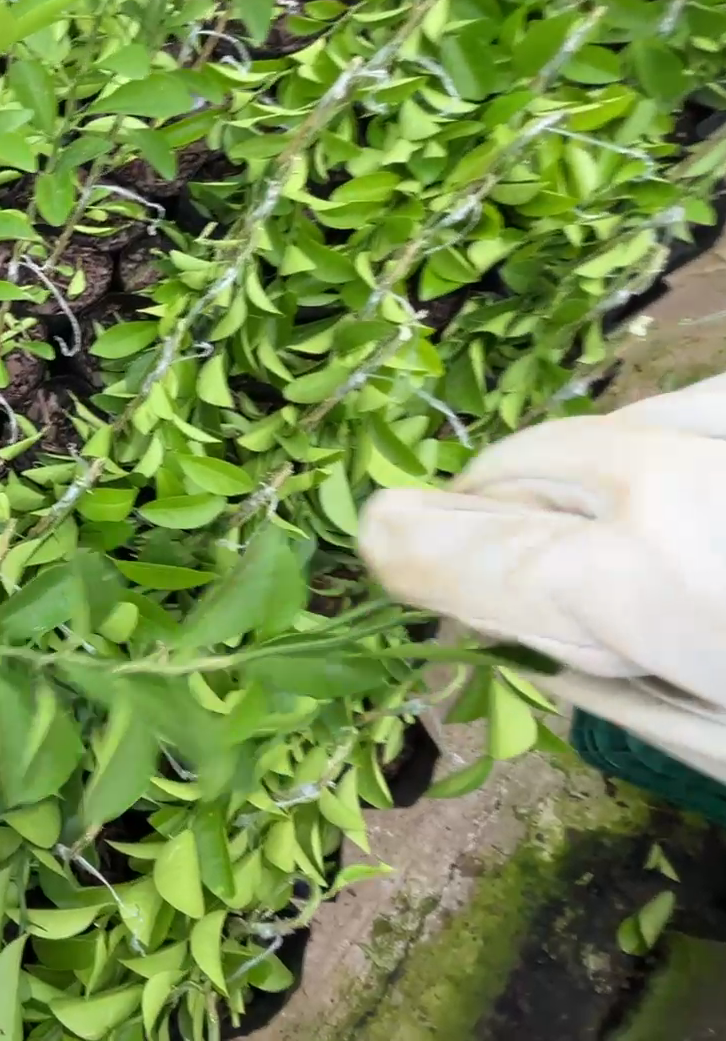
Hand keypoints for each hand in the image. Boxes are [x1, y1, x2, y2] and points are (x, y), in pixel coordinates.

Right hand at [358, 374, 725, 776]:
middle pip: (514, 465)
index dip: (401, 550)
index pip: (440, 545)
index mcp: (642, 584)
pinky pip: (715, 406)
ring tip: (671, 537)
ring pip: (618, 427)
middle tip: (537, 568)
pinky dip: (698, 449)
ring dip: (602, 480)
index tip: (388, 553)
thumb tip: (507, 624)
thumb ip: (602, 677)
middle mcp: (687, 483)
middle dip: (498, 514)